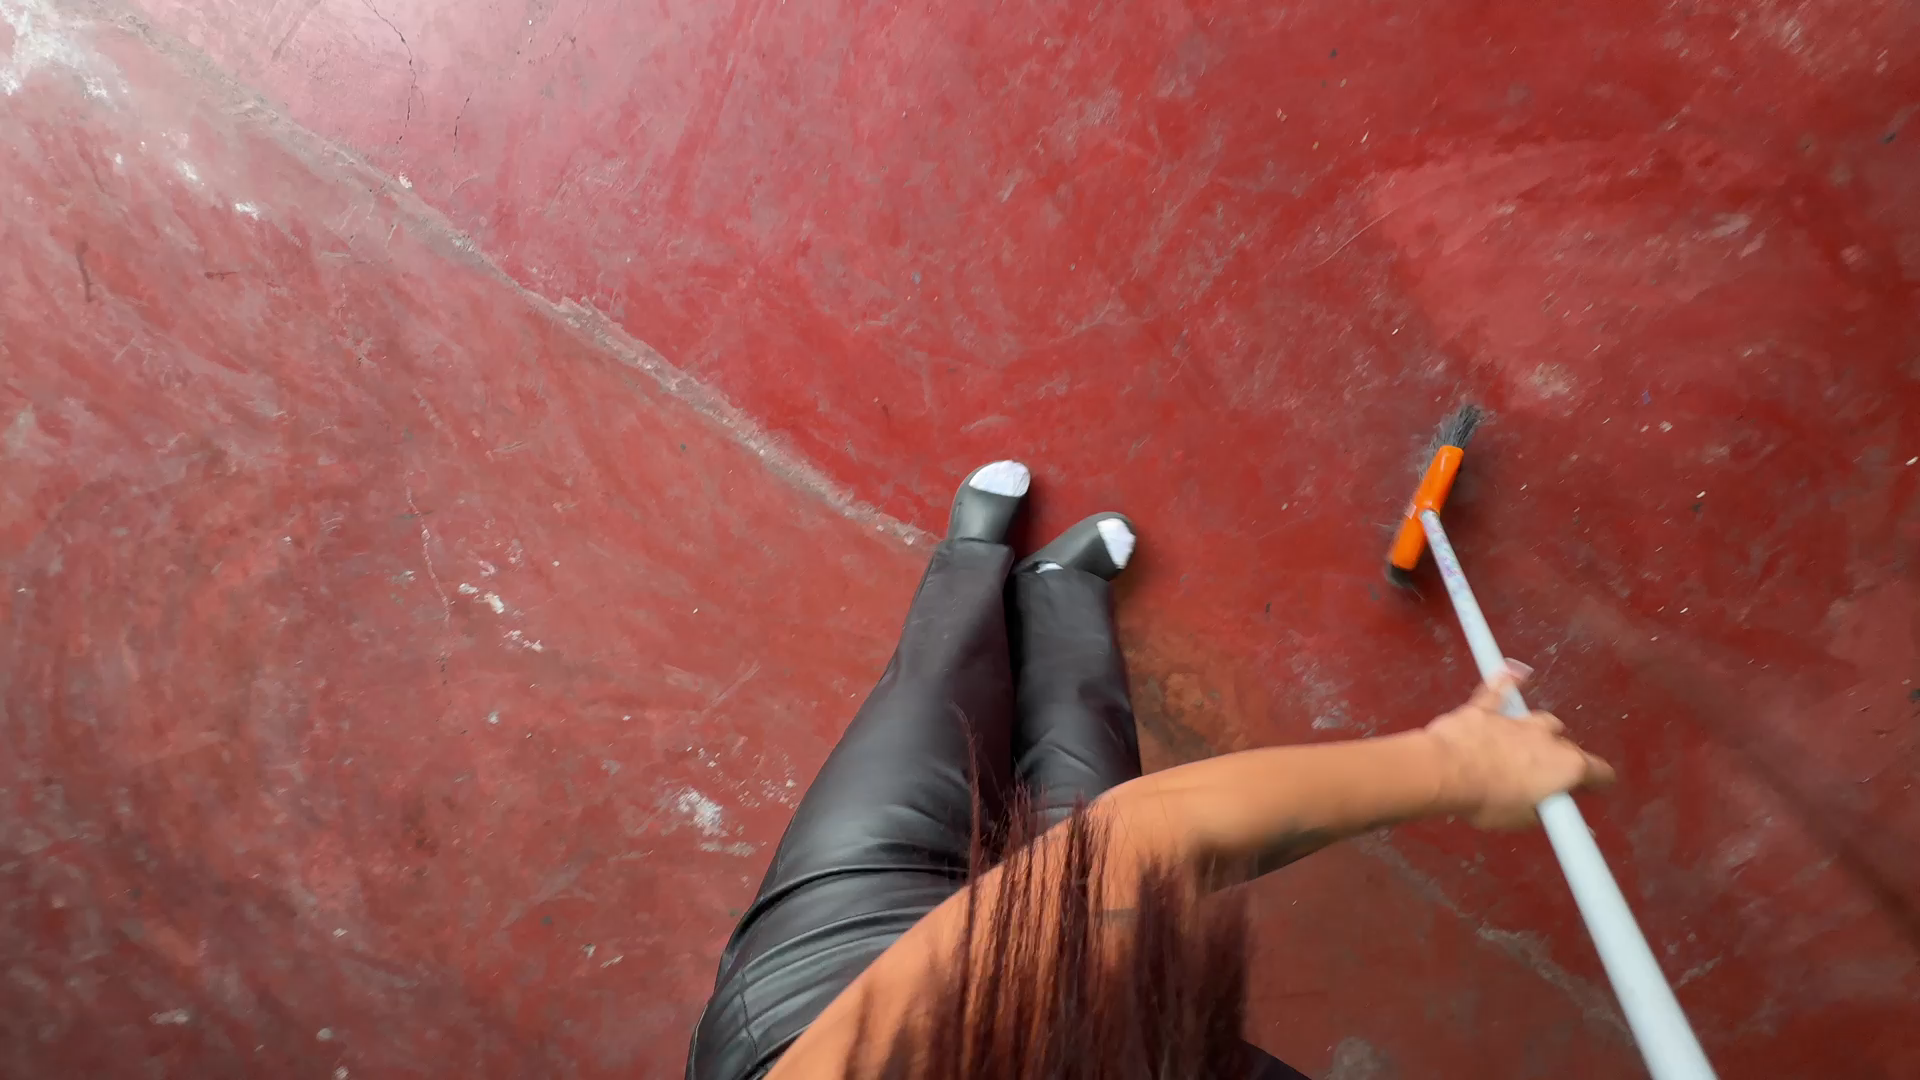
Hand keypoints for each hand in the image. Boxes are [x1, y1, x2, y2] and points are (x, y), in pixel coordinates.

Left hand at [1424, 666, 1614, 828]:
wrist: (1444, 770)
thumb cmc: (1485, 800)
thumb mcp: (1521, 818)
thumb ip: (1539, 808)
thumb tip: (1541, 807)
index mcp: (1567, 767)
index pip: (1598, 772)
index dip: (1594, 781)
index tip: (1588, 787)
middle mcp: (1546, 738)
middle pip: (1563, 742)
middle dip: (1557, 754)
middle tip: (1542, 769)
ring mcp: (1514, 720)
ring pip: (1538, 719)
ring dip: (1537, 728)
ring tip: (1530, 737)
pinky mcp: (1483, 709)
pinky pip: (1496, 691)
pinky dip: (1505, 682)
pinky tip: (1512, 672)